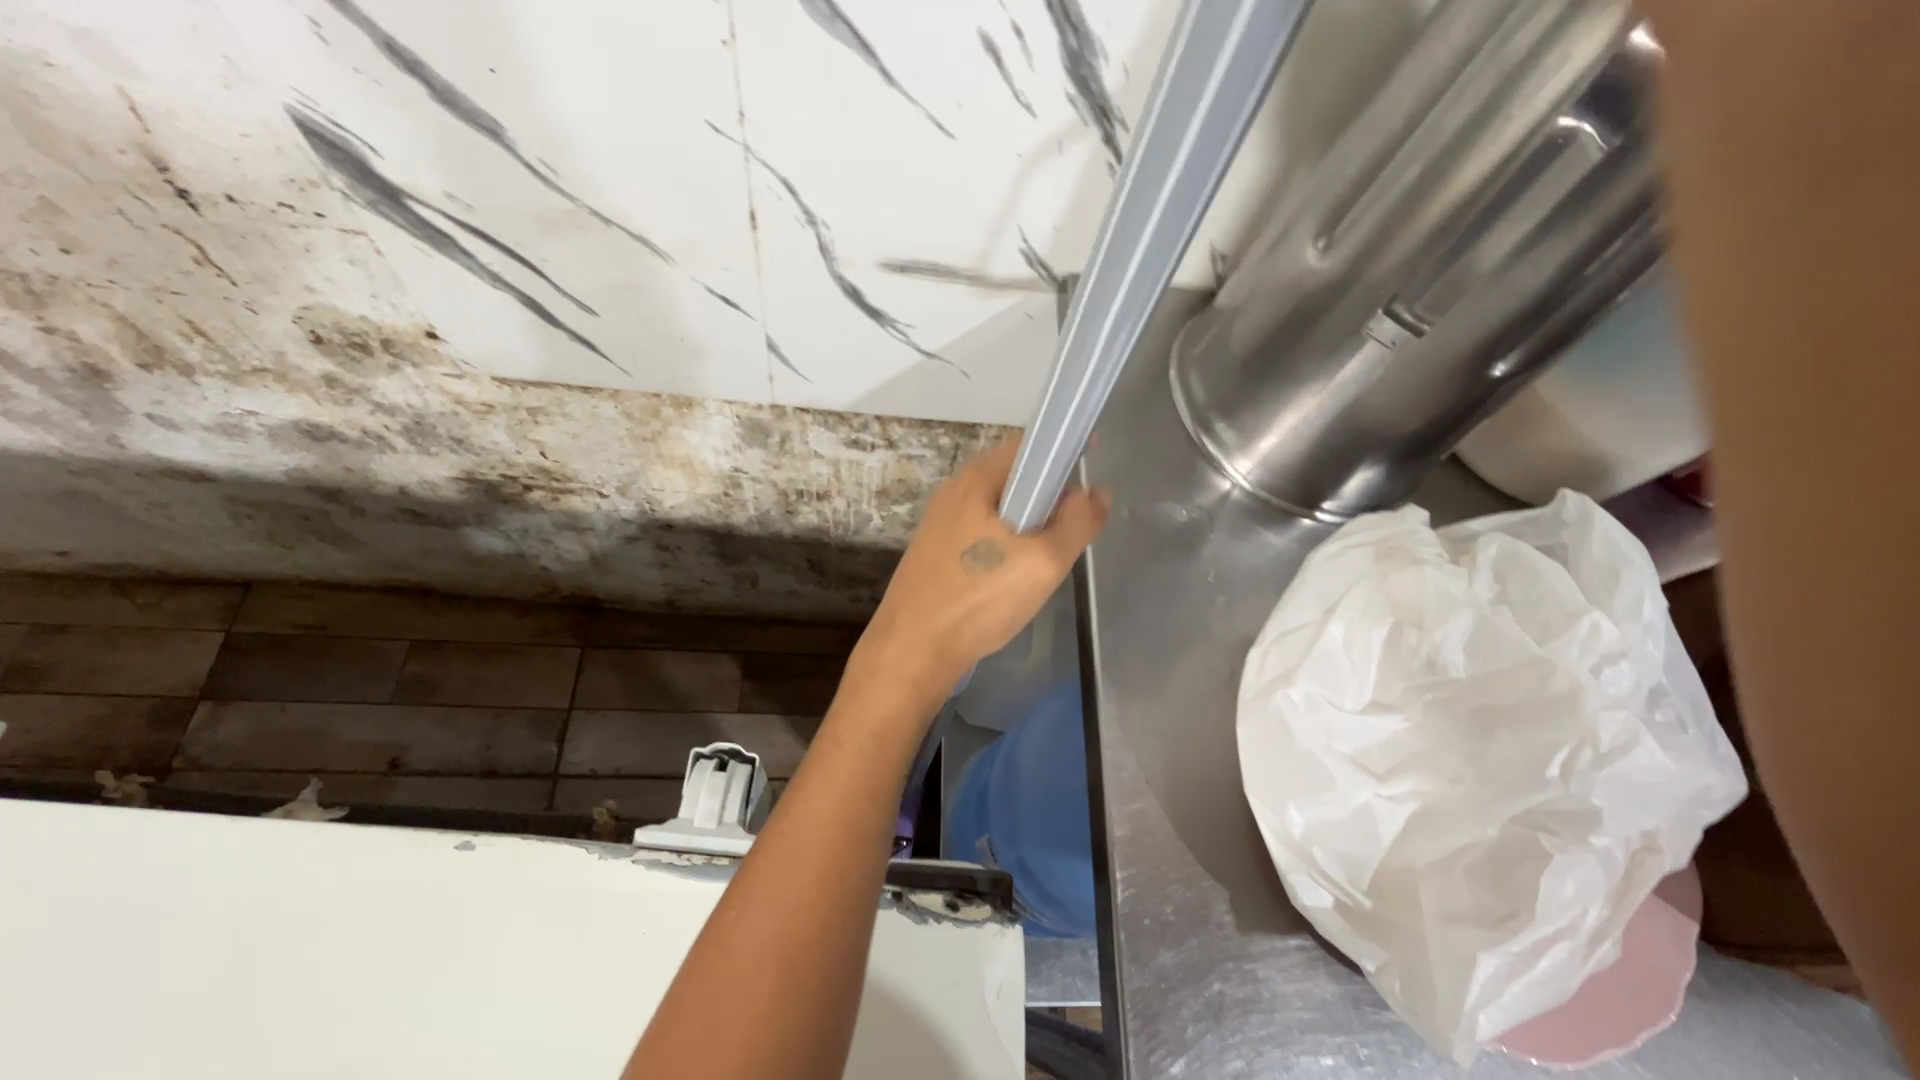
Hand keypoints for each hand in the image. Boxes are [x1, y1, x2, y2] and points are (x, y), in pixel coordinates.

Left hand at [848, 439, 1109, 703]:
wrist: (913, 650)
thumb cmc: (979, 599)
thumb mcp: (1044, 561)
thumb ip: (1078, 522)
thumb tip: (1098, 492)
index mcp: (975, 479)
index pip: (1028, 444)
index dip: (1064, 448)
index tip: (1093, 463)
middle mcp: (953, 492)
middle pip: (1014, 477)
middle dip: (1049, 494)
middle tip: (1074, 527)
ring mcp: (939, 524)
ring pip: (998, 510)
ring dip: (1029, 523)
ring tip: (1047, 559)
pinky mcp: (934, 553)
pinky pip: (981, 534)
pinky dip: (1006, 544)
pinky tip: (1013, 579)